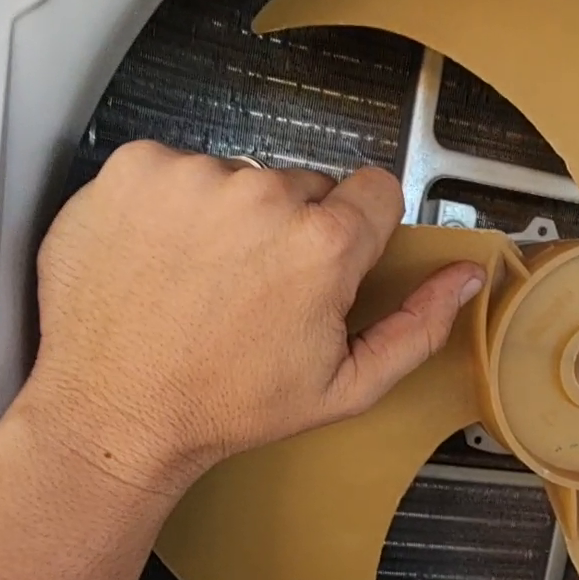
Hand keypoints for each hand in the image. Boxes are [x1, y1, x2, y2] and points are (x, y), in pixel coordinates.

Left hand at [17, 142, 484, 495]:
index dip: (359, 228)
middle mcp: (263, 194)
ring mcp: (194, 175)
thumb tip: (464, 278)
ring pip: (243, 176)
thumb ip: (419, 325)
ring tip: (205, 276)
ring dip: (234, 214)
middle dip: (296, 225)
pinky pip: (181, 168)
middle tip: (260, 283)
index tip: (330, 260)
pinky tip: (165, 256)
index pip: (376, 190)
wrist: (115, 412)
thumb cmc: (228, 404)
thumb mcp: (345, 385)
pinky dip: (177, 203)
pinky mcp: (135, 167)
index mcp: (324, 244)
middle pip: (307, 184)